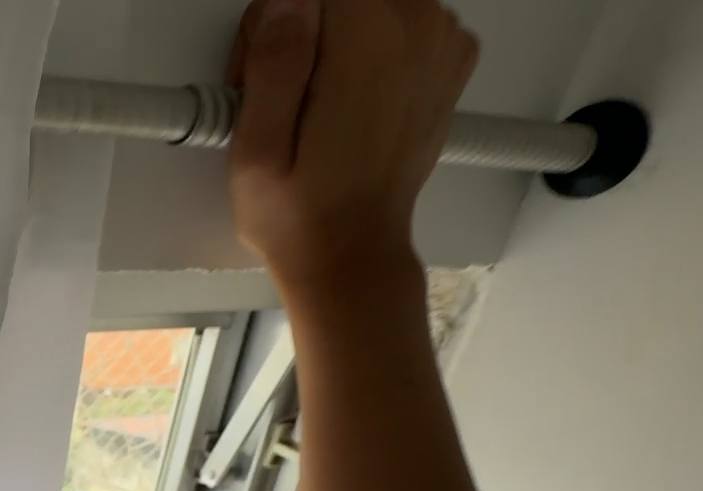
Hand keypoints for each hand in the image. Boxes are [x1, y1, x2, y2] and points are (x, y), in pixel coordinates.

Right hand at [226, 0, 478, 287]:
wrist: (350, 253)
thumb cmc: (300, 216)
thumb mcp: (256, 153)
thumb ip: (272, 66)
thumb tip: (284, 2)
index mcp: (369, 44)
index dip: (270, 27)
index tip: (257, 79)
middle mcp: (418, 28)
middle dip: (299, 32)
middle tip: (279, 99)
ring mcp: (441, 40)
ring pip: (366, 4)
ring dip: (330, 41)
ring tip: (310, 106)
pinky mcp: (446, 56)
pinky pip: (397, 19)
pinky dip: (366, 47)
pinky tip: (345, 100)